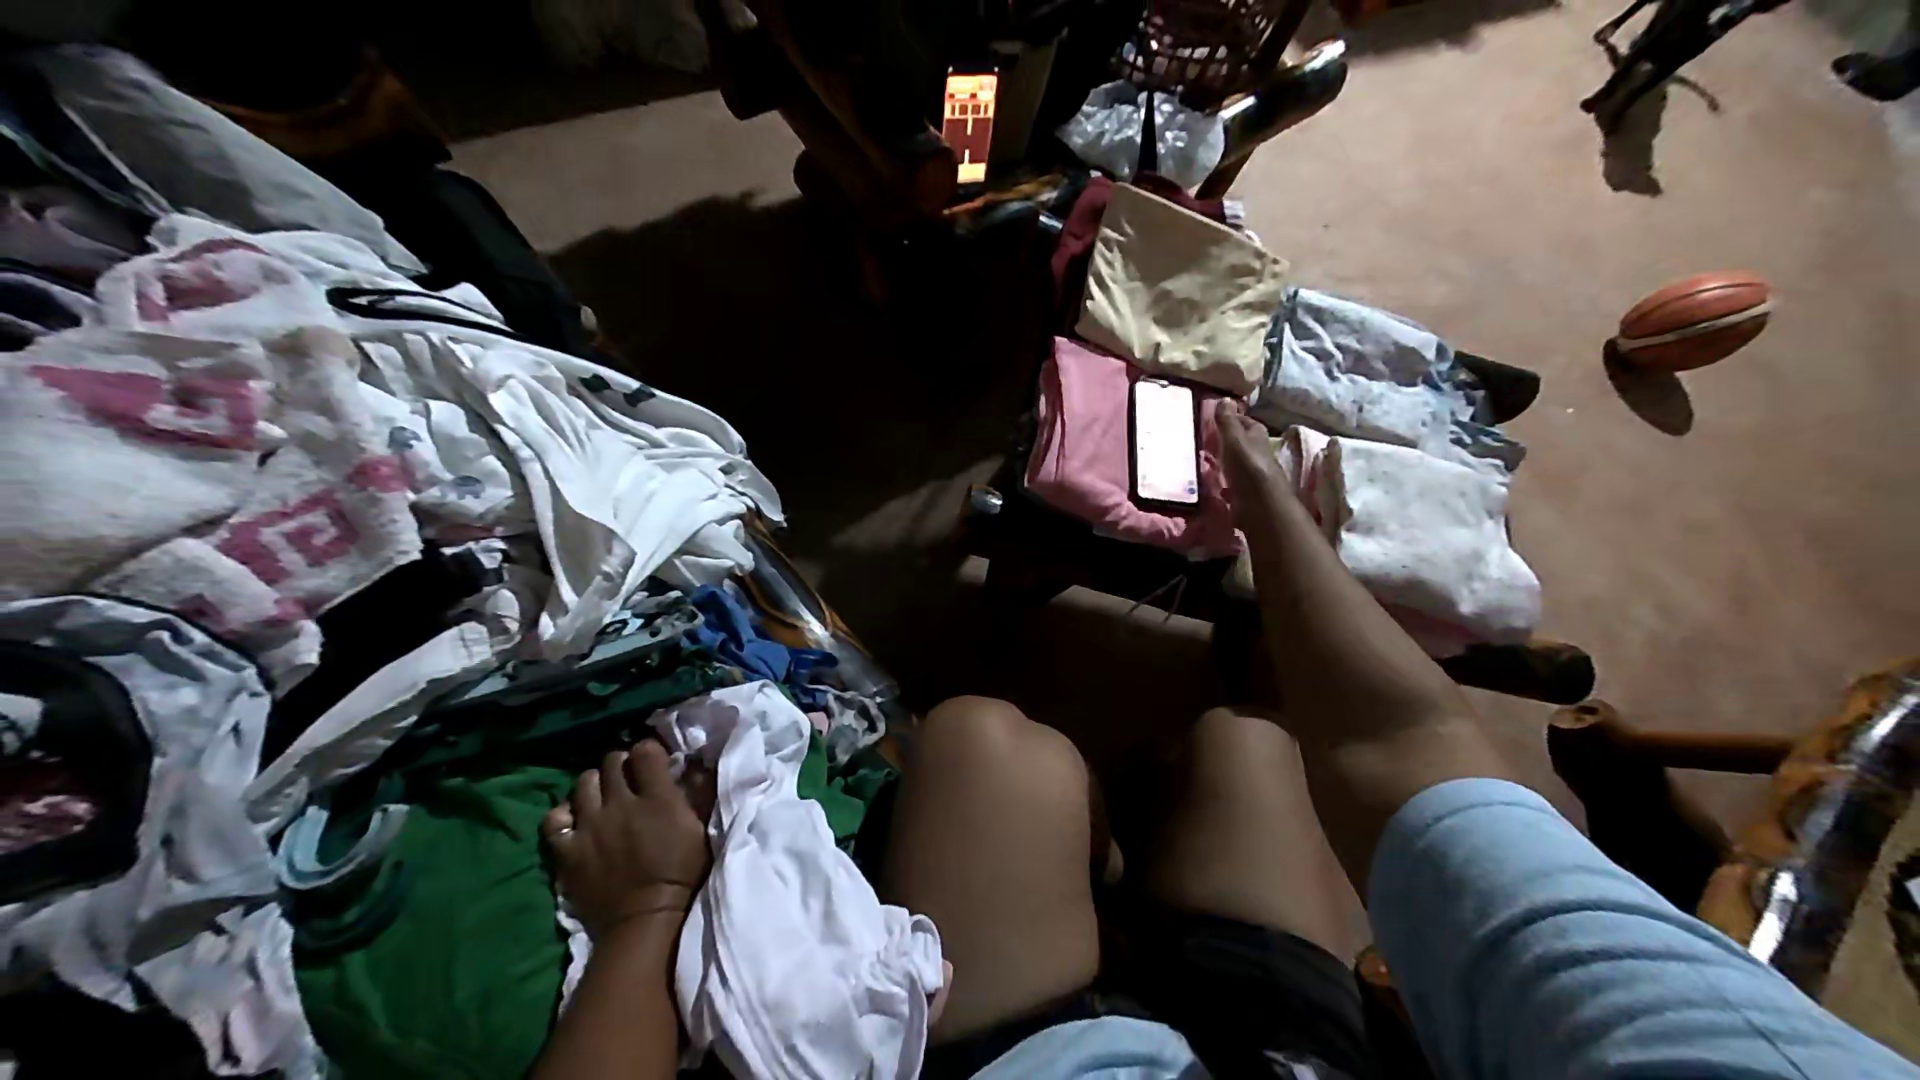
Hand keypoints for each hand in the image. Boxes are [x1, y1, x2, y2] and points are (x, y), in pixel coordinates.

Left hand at [543, 741, 712, 938]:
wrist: (644, 921)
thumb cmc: (682, 873)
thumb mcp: (702, 829)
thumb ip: (699, 793)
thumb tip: (696, 764)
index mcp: (657, 797)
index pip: (644, 751)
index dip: (649, 751)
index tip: (654, 760)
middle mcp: (620, 804)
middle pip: (612, 762)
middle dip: (622, 763)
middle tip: (630, 777)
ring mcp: (589, 826)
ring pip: (583, 782)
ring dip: (595, 783)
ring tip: (604, 795)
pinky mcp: (567, 851)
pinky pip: (554, 819)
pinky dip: (564, 813)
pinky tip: (576, 818)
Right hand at [1214, 402, 1291, 520]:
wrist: (1259, 503)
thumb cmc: (1247, 466)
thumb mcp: (1233, 439)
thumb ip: (1227, 421)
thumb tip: (1224, 398)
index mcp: (1257, 436)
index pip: (1245, 421)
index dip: (1232, 418)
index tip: (1215, 418)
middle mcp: (1258, 452)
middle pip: (1243, 442)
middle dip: (1229, 439)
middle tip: (1209, 438)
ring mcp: (1254, 473)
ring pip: (1239, 462)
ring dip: (1227, 460)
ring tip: (1209, 459)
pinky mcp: (1248, 492)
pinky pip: (1235, 483)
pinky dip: (1226, 481)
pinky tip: (1216, 484)